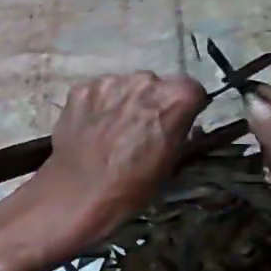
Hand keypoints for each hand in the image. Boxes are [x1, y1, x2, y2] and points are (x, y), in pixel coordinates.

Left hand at [32, 72, 206, 246]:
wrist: (80, 190)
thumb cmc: (134, 183)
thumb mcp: (172, 159)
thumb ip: (176, 127)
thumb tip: (173, 119)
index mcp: (176, 96)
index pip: (190, 90)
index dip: (182, 107)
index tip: (174, 121)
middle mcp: (144, 80)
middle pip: (153, 85)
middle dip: (149, 101)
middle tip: (138, 129)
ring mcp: (108, 81)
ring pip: (121, 86)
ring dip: (120, 101)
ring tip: (110, 130)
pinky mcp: (80, 88)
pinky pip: (94, 93)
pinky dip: (94, 105)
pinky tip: (89, 128)